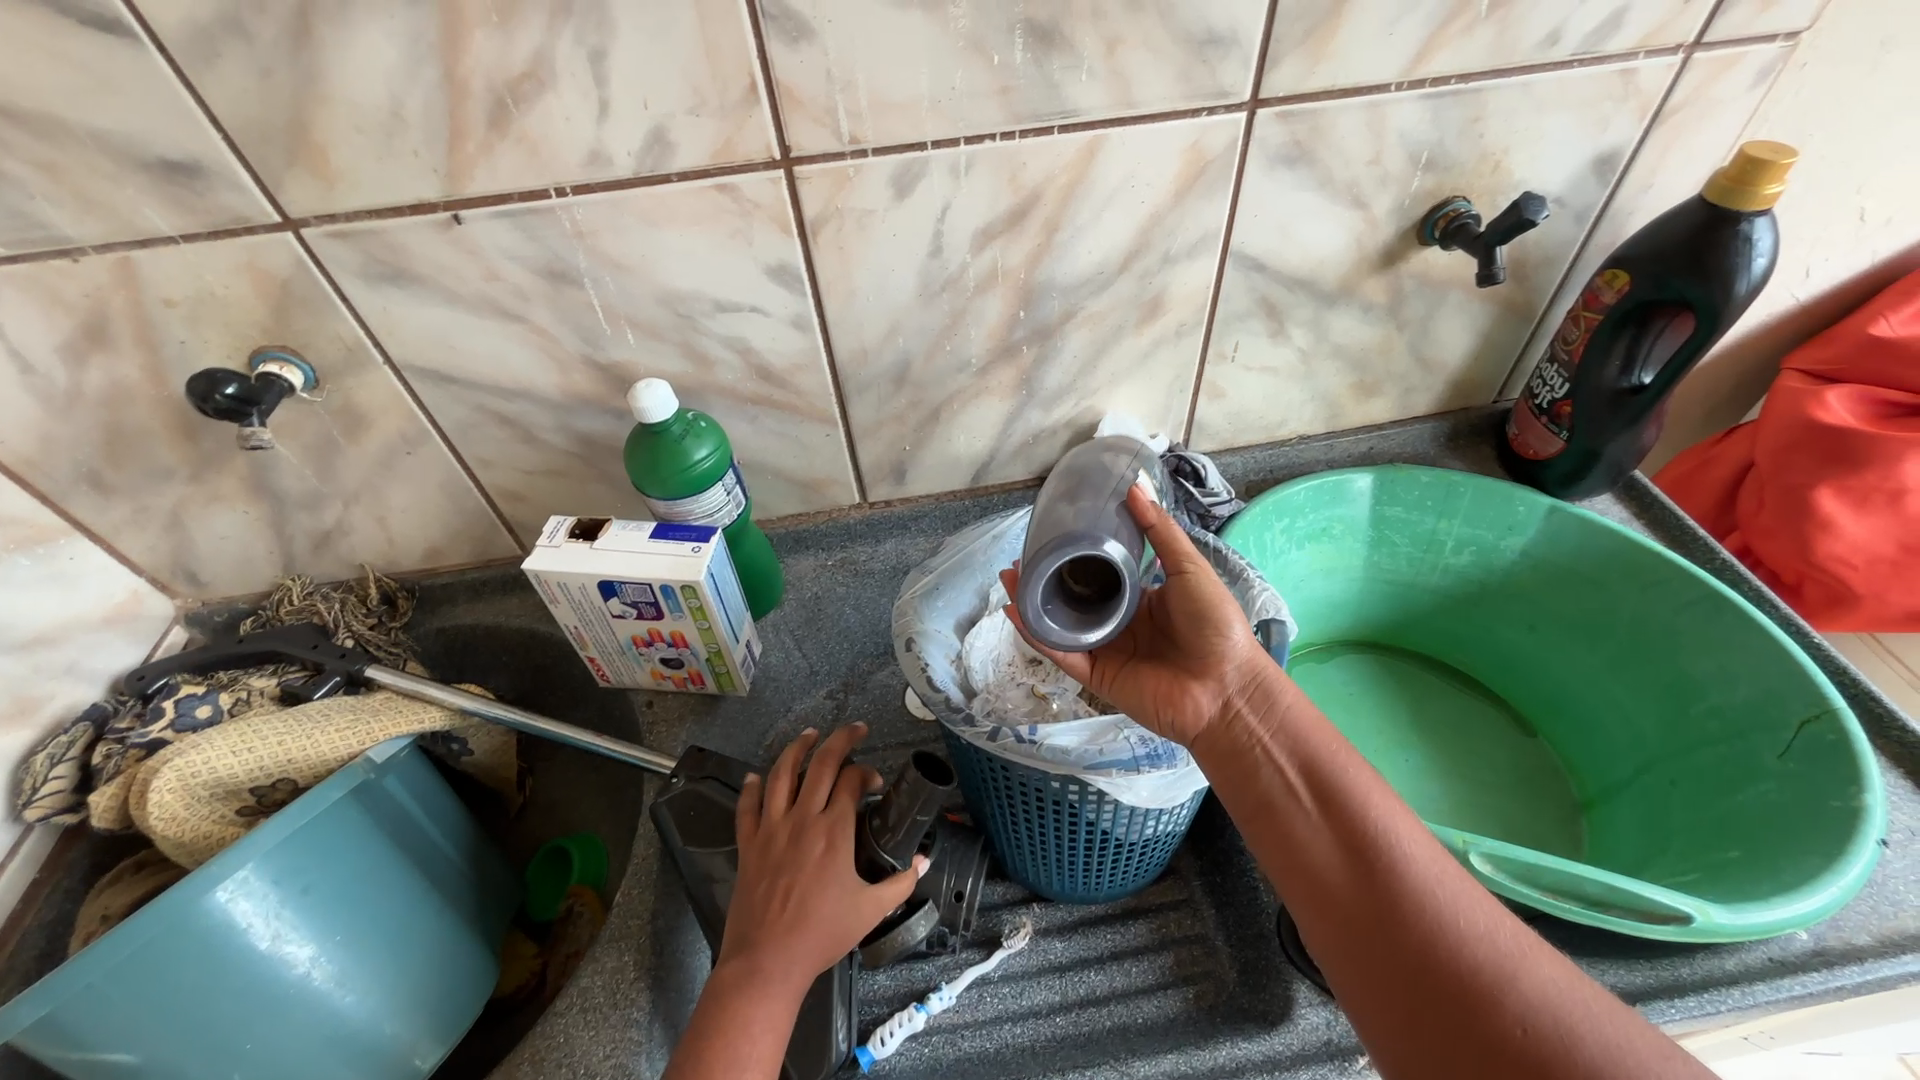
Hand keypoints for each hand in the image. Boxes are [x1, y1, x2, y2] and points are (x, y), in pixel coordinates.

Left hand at [716, 725, 925, 996]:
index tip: (874, 782)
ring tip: (809, 734)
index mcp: (834, 831)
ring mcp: (771, 829)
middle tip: (855, 729)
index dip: (866, 773)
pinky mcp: (748, 844)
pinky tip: (756, 776)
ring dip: (796, 749)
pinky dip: (752, 787)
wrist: (767, 960)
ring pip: (781, 774)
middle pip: (820, 764)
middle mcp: (802, 819)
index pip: (851, 781)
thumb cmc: (822, 934)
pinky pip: (748, 806)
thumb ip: (900, 882)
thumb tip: (924, 862)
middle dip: (840, 740)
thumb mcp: (871, 910)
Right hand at [1001, 485, 1271, 745]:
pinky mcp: (1097, 677)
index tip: (1049, 539)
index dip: (1073, 560)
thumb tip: (1134, 487)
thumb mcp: (1189, 569)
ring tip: (1009, 581)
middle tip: (1018, 561)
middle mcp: (1119, 624)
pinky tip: (1018, 614)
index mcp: (1140, 600)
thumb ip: (1160, 531)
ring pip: (1059, 625)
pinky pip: (1062, 653)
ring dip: (1032, 605)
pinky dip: (1038, 636)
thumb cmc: (1216, 626)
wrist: (1227, 687)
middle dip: (1043, 582)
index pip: (1098, 577)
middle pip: (1071, 600)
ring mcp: (1105, 651)